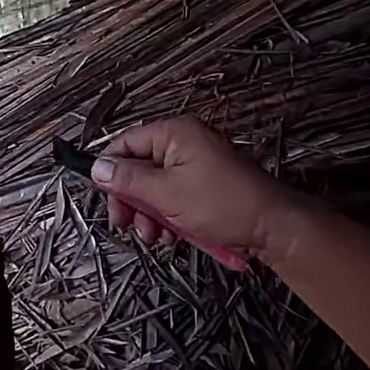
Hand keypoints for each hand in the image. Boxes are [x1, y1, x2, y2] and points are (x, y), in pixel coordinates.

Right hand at [90, 116, 299, 259]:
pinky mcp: (203, 186)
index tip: (105, 197)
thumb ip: (128, 179)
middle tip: (125, 224)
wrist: (271, 227)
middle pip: (138, 168)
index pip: (125, 142)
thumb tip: (97, 167)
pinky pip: (172, 197)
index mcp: (174, 134)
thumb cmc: (225, 204)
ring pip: (153, 187)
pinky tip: (169, 235)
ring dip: (147, 214)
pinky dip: (166, 217)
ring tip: (153, 235)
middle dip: (130, 199)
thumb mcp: (165, 193)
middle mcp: (184, 144)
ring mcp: (195, 165)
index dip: (110, 170)